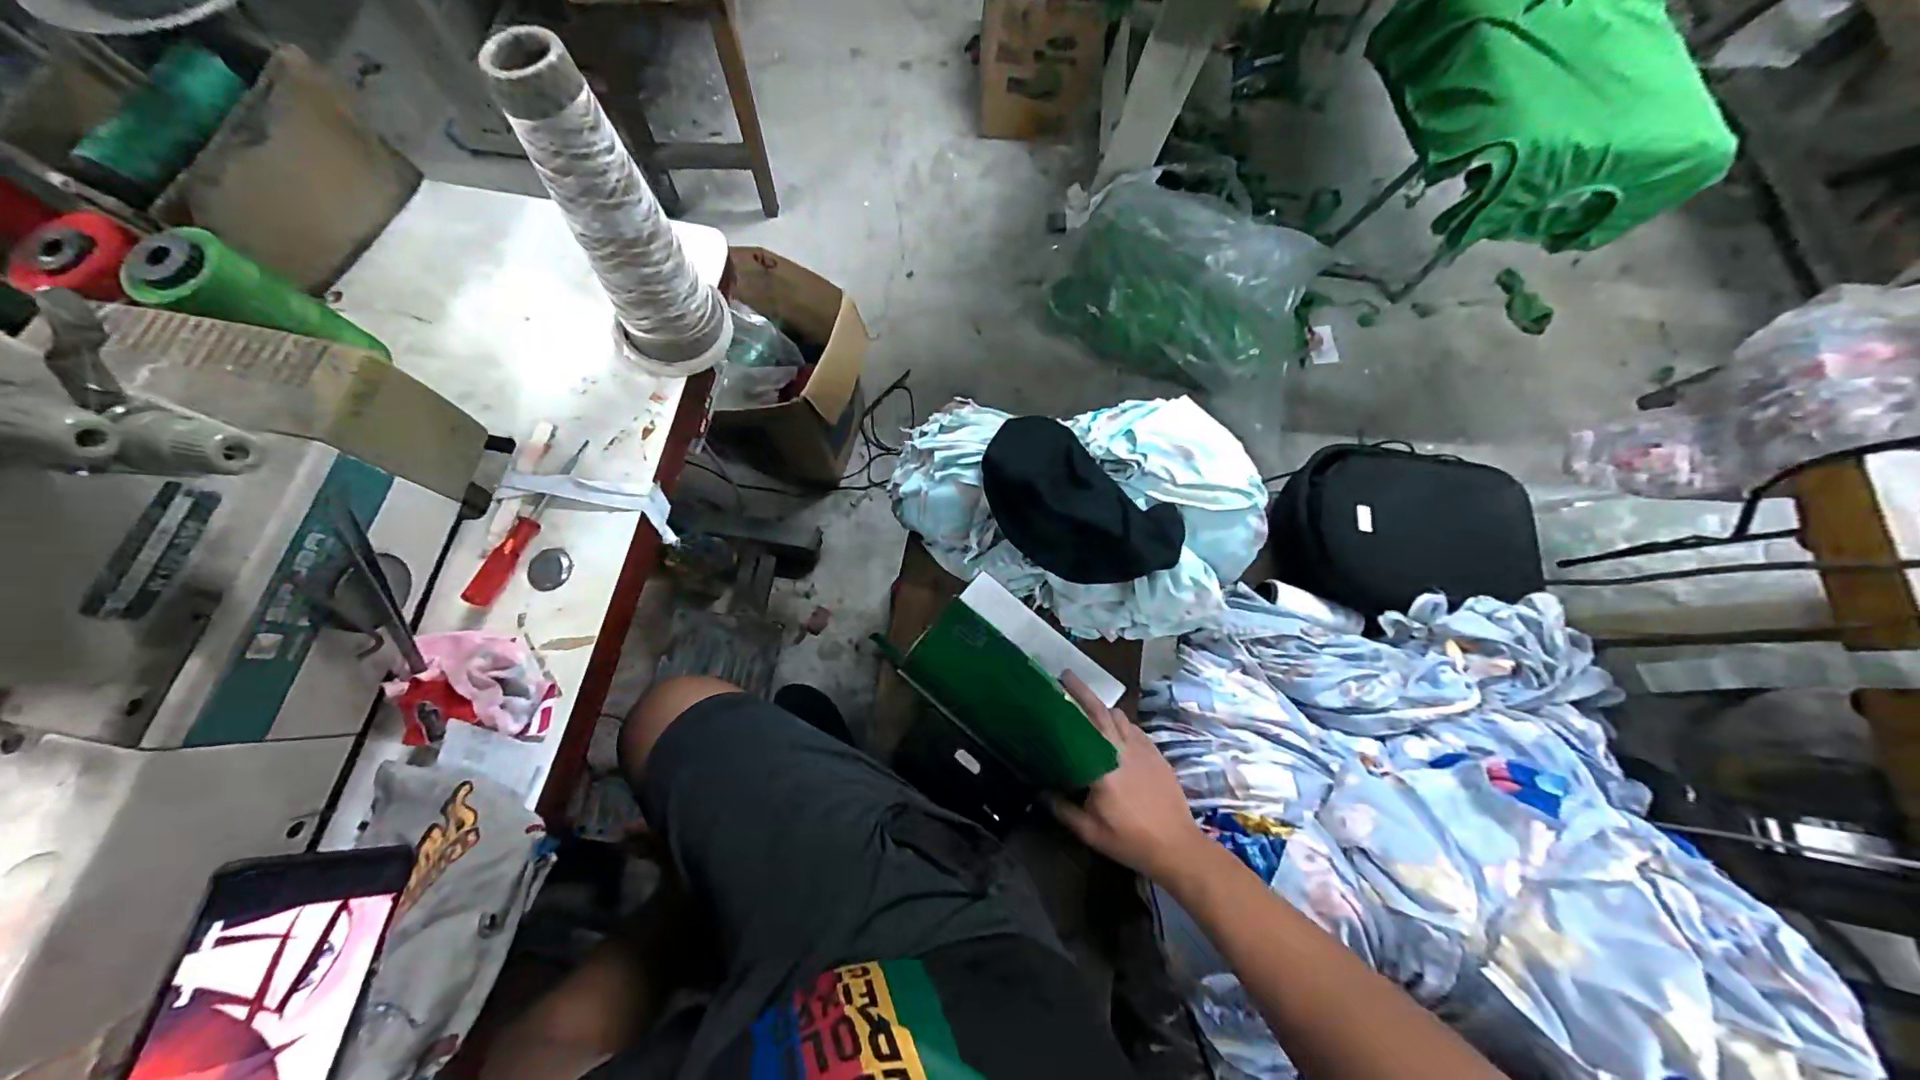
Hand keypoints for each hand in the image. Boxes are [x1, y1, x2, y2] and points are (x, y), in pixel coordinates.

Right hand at [1050, 671, 1208, 881]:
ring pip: (1120, 716)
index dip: (1068, 703)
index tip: (1054, 686)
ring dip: (1103, 708)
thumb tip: (1039, 793)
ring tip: (1088, 709)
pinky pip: (1135, 729)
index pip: (1082, 725)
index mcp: (1102, 766)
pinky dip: (1121, 723)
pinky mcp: (1157, 755)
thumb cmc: (1130, 840)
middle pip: (1102, 710)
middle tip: (1066, 677)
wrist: (1177, 846)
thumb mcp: (1088, 831)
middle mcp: (1122, 749)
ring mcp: (1143, 749)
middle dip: (1083, 691)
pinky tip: (1114, 733)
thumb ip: (1061, 809)